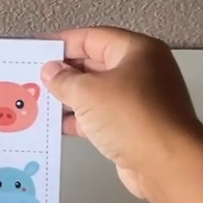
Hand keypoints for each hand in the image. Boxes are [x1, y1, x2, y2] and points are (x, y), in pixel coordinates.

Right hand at [41, 27, 202, 199]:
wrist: (166, 164)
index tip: (39, 51)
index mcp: (137, 51)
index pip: (92, 37)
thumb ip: (63, 78)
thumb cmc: (136, 119)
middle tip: (36, 79)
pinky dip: (81, 119)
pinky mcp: (136, 125)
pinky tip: (60, 125)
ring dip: (71, 98)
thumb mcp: (87, 91)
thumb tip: (51, 71)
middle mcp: (143, 71)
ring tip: (43, 102)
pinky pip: (102, 115)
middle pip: (94, 64)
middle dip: (65, 72)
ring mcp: (141, 99)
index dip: (62, 43)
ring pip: (97, 91)